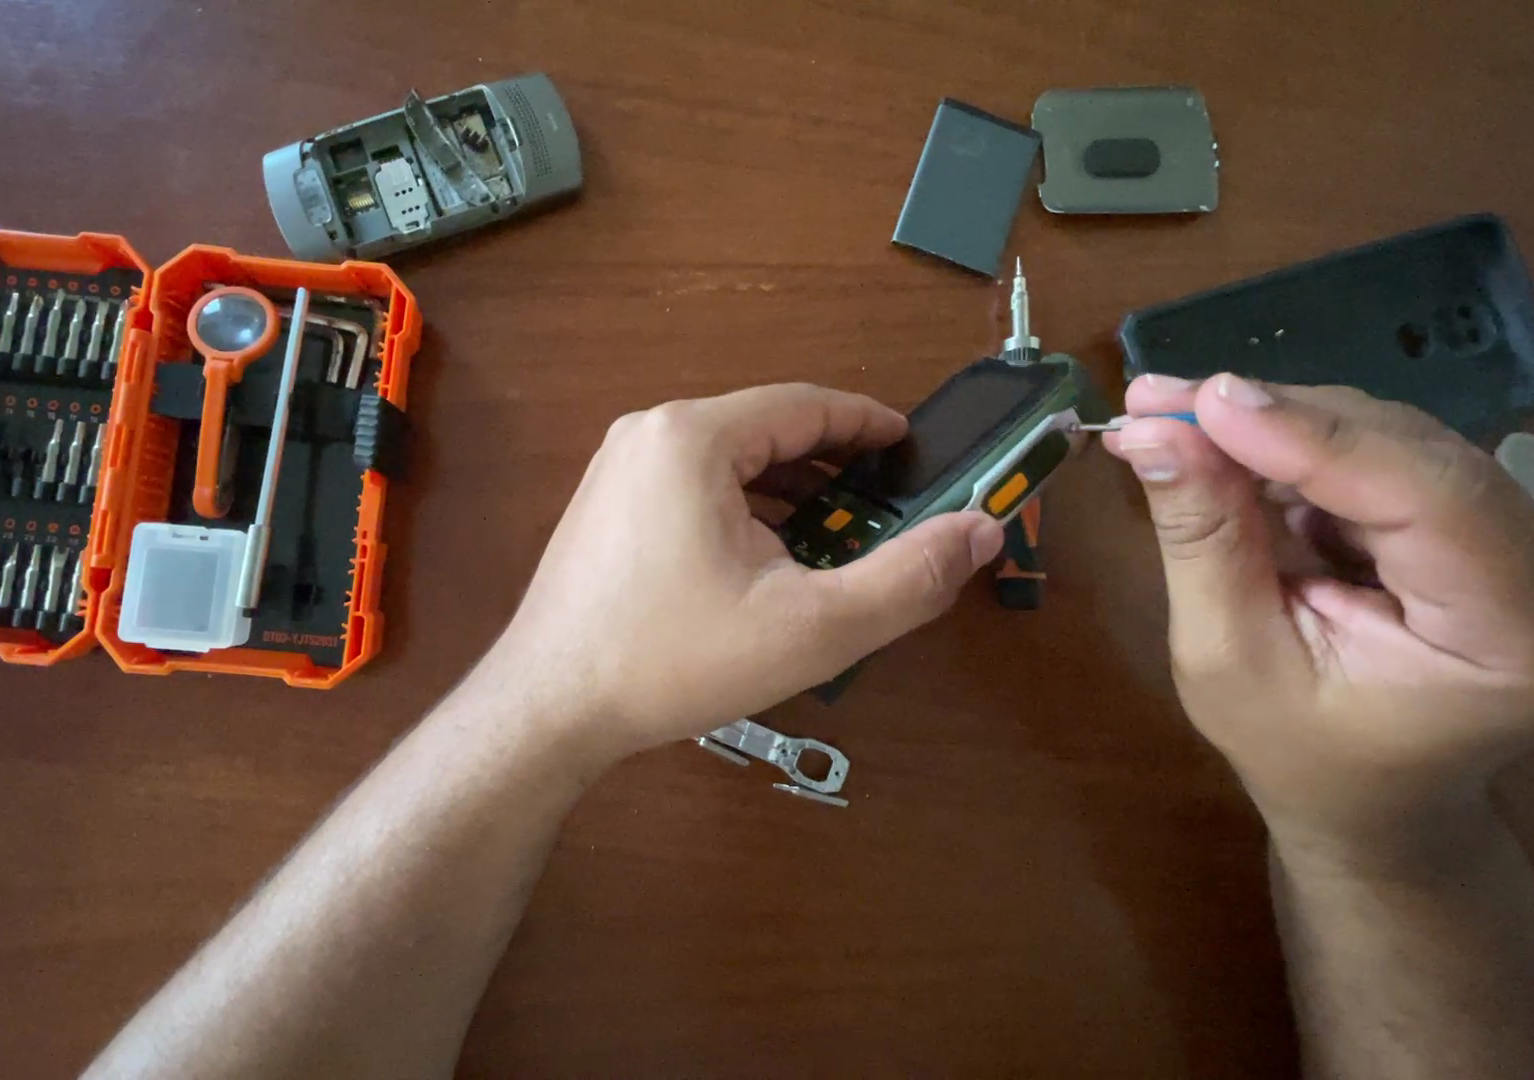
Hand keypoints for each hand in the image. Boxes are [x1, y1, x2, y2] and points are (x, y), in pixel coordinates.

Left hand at [481, 383, 1005, 762]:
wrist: (549, 709)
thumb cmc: (676, 661)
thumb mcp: (811, 626)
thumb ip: (908, 577)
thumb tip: (984, 529)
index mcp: (693, 436)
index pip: (807, 406)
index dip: (871, 427)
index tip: (917, 454)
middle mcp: (648, 434)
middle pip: (766, 431)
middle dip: (833, 467)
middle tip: (886, 509)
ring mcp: (617, 469)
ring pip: (728, 463)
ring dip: (788, 493)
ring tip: (836, 536)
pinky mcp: (605, 507)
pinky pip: (691, 488)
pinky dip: (741, 511)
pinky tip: (765, 560)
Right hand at [1104, 373, 1533, 864]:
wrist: (1367, 794)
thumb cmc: (1296, 750)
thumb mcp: (1226, 656)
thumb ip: (1202, 541)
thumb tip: (1151, 435)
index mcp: (1526, 634)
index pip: (1430, 497)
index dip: (1311, 438)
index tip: (1201, 399)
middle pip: (1411, 452)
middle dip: (1273, 419)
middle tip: (1154, 399)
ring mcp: (1532, 536)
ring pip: (1389, 441)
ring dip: (1271, 425)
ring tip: (1167, 417)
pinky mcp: (1482, 520)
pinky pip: (1377, 458)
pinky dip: (1287, 448)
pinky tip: (1219, 448)